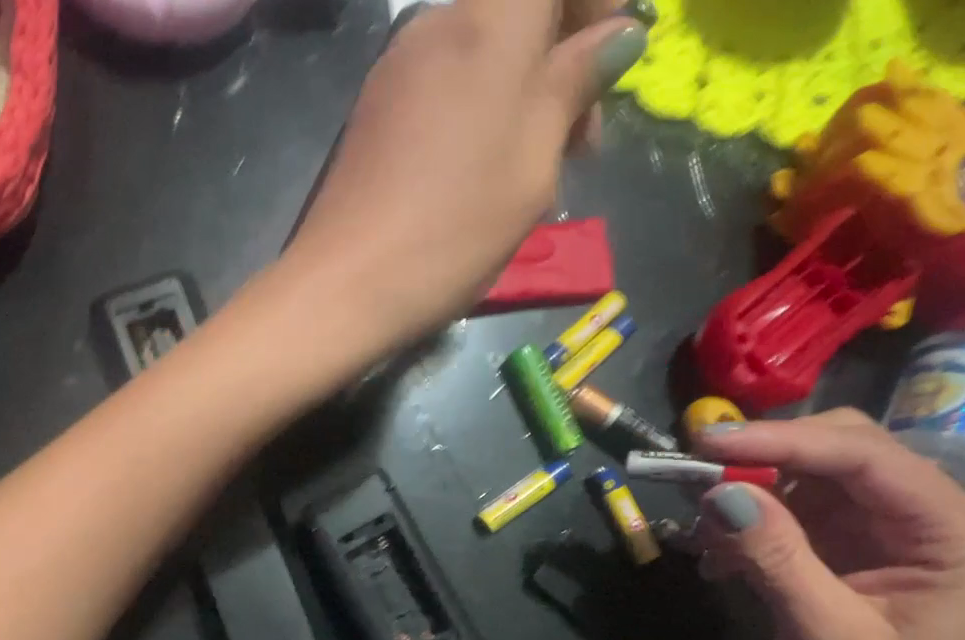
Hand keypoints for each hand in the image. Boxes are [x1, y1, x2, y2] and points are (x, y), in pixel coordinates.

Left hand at [283, 0, 647, 351]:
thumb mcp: (534, 157)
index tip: (608, 67)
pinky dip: (481, 117)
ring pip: (484, 57)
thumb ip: (575, 81)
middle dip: (563, 63)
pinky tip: (484, 180)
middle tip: (581, 145)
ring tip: (534, 177)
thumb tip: (619, 30)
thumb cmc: (455, 225)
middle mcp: (435, 27)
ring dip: (524, 99)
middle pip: (518, 15)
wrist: (345, 286)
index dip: (592, 6)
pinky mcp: (375, 112)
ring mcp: (397, 70)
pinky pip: (446, 89)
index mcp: (486, 24)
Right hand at [693, 409, 964, 639]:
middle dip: (767, 456)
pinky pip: (801, 508)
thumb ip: (776, 558)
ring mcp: (893, 526)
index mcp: (953, 530)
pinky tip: (722, 554)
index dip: (782, 441)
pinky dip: (755, 521)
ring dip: (754, 491)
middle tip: (697, 475)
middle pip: (844, 448)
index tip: (706, 444)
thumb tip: (717, 493)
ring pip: (815, 473)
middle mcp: (931, 513)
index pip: (865, 456)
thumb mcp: (826, 636)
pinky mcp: (859, 544)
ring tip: (705, 531)